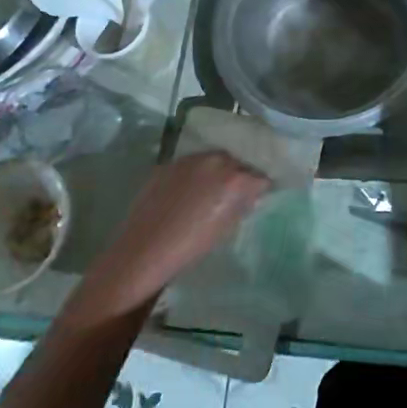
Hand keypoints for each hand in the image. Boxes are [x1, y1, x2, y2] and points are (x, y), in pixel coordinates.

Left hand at [60, 152, 271, 327]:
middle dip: (240, 175)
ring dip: (218, 171)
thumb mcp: (226, 228)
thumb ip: (241, 205)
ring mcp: (191, 159)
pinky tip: (189, 191)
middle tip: (235, 194)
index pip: (261, 177)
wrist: (145, 248)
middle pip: (238, 162)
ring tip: (211, 191)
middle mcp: (216, 160)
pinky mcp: (171, 162)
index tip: (258, 197)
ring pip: (214, 159)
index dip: (261, 188)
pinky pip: (192, 163)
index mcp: (236, 179)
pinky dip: (196, 173)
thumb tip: (249, 195)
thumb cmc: (191, 247)